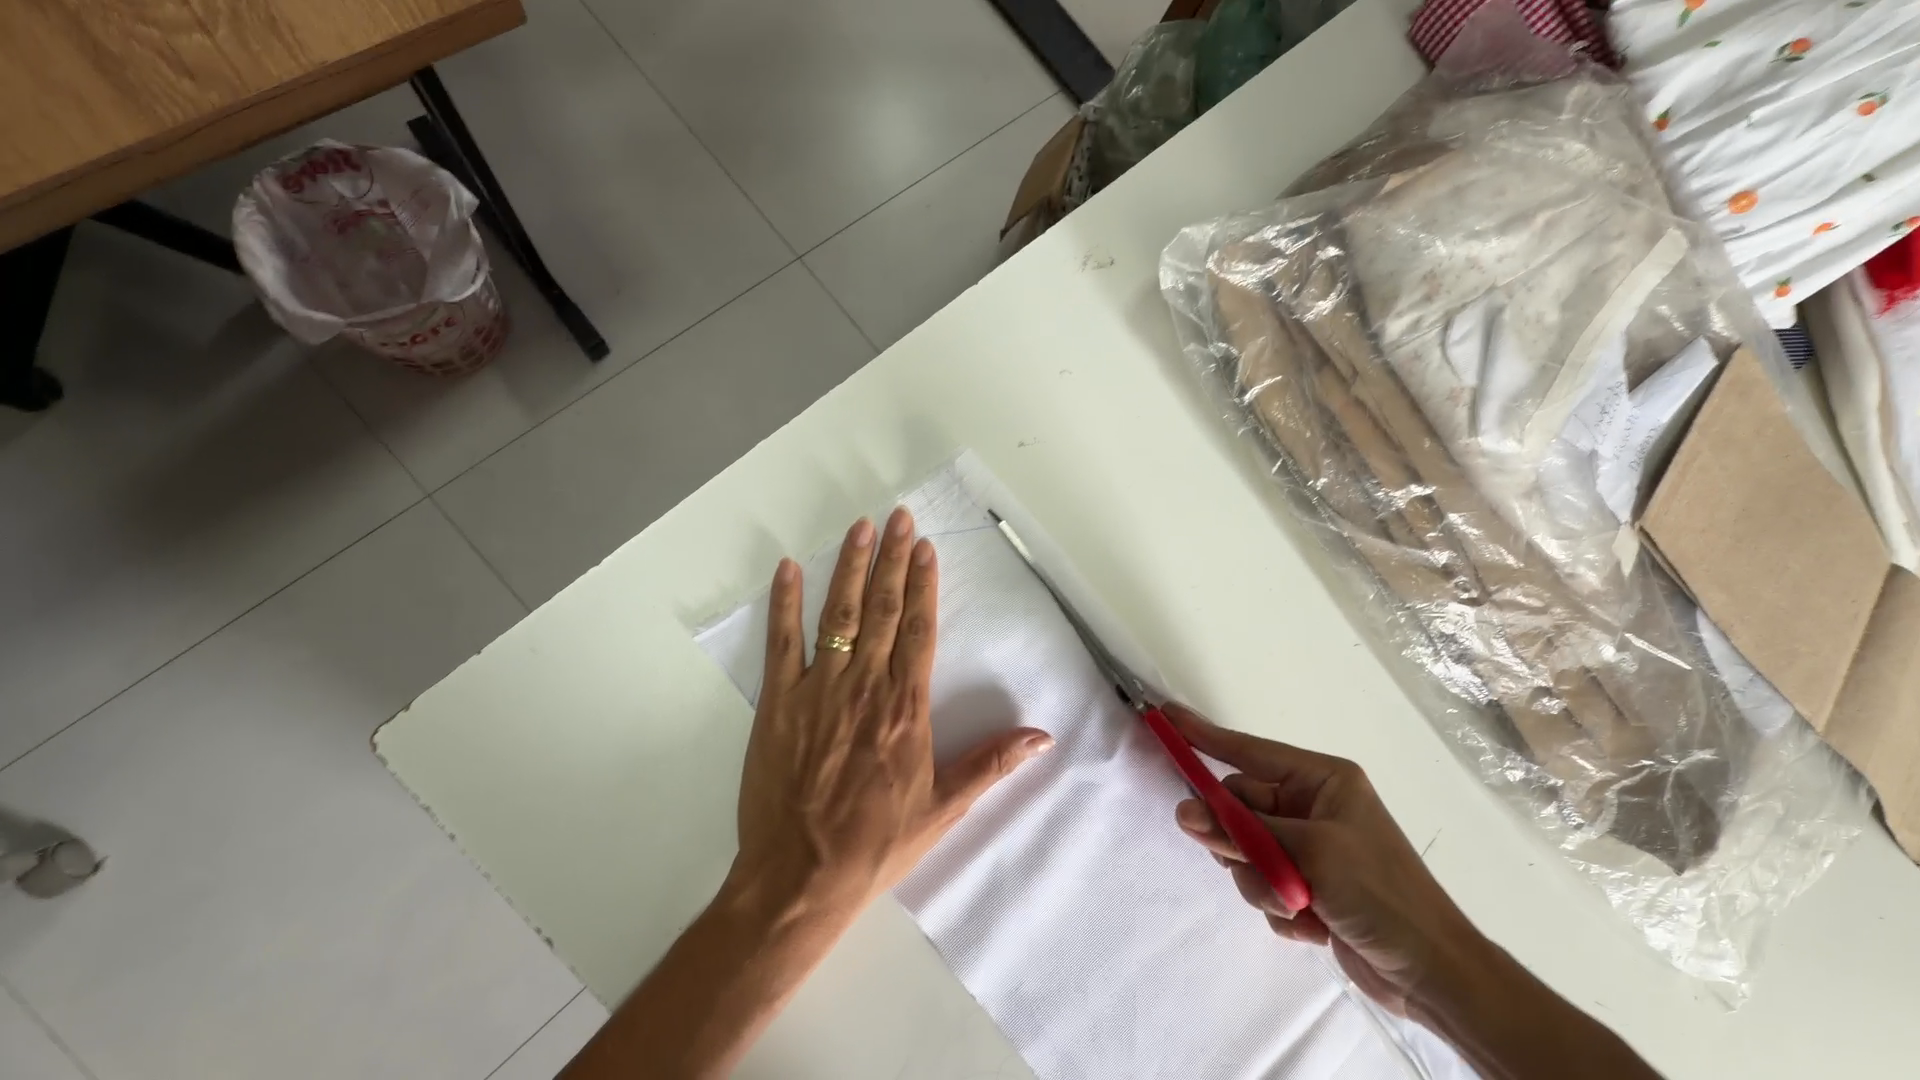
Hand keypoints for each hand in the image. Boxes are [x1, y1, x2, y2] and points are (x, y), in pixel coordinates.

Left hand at [727, 507, 1054, 926]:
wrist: (801, 875)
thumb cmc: (876, 844)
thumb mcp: (944, 809)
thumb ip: (991, 765)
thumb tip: (1042, 738)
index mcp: (906, 709)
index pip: (920, 631)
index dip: (924, 585)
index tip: (925, 549)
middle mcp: (865, 687)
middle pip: (883, 610)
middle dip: (892, 559)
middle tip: (898, 517)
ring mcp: (818, 690)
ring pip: (839, 615)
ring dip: (850, 568)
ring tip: (860, 528)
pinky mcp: (778, 703)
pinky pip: (781, 642)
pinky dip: (784, 602)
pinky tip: (790, 568)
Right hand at [1168, 705, 1488, 1015]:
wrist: (1433, 972)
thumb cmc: (1380, 893)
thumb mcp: (1308, 852)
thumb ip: (1243, 831)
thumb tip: (1185, 812)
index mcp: (1321, 781)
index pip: (1247, 752)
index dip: (1203, 736)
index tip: (1163, 718)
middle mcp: (1310, 808)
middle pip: (1238, 809)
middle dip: (1238, 841)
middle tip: (1242, 860)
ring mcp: (1307, 849)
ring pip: (1244, 852)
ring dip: (1262, 883)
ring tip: (1298, 903)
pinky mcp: (1305, 886)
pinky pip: (1261, 885)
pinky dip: (1279, 906)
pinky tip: (1313, 923)